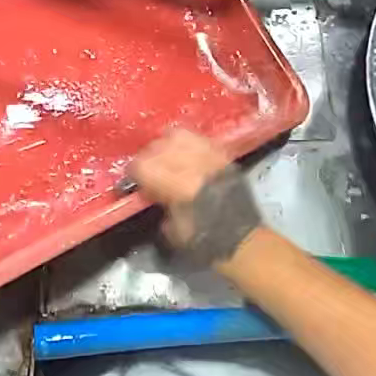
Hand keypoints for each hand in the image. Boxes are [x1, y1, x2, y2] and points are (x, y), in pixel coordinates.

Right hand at [128, 129, 237, 251]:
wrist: (242, 239)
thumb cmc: (204, 241)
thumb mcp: (172, 228)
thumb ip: (157, 203)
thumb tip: (150, 190)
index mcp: (179, 186)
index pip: (144, 164)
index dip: (134, 170)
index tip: (133, 179)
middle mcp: (195, 165)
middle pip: (160, 145)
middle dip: (149, 156)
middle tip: (147, 169)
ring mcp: (211, 157)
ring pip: (180, 135)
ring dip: (167, 145)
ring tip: (165, 157)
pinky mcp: (224, 156)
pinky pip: (200, 139)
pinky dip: (188, 144)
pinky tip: (184, 155)